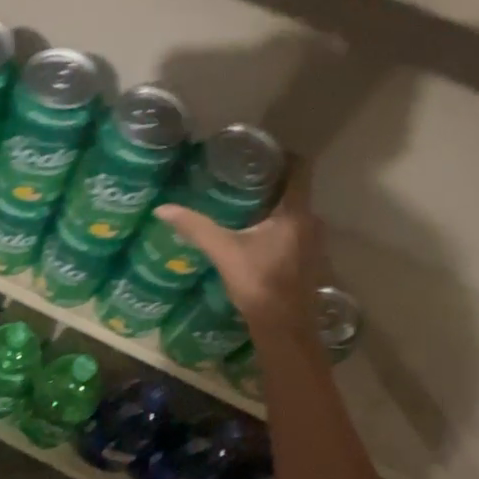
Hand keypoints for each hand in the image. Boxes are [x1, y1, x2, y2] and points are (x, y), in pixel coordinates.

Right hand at [153, 165, 321, 334]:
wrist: (284, 328)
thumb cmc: (258, 284)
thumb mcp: (223, 252)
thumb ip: (196, 227)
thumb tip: (163, 209)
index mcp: (295, 213)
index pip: (299, 168)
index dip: (282, 155)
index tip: (257, 150)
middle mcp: (312, 222)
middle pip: (295, 190)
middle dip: (271, 181)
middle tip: (240, 175)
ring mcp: (314, 242)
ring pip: (295, 212)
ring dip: (274, 205)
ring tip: (243, 202)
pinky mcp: (309, 260)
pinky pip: (295, 230)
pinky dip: (277, 225)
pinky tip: (254, 234)